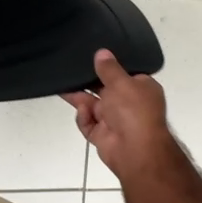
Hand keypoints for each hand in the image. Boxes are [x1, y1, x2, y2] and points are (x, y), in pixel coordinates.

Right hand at [62, 49, 176, 179]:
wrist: (134, 150)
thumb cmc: (133, 110)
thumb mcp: (121, 82)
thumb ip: (108, 68)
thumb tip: (102, 52)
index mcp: (141, 89)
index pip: (124, 74)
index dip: (109, 66)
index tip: (92, 55)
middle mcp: (128, 104)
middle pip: (103, 89)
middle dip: (88, 82)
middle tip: (69, 67)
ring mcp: (113, 120)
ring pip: (91, 105)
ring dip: (78, 97)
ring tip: (61, 84)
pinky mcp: (100, 134)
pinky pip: (87, 122)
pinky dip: (84, 117)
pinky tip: (83, 112)